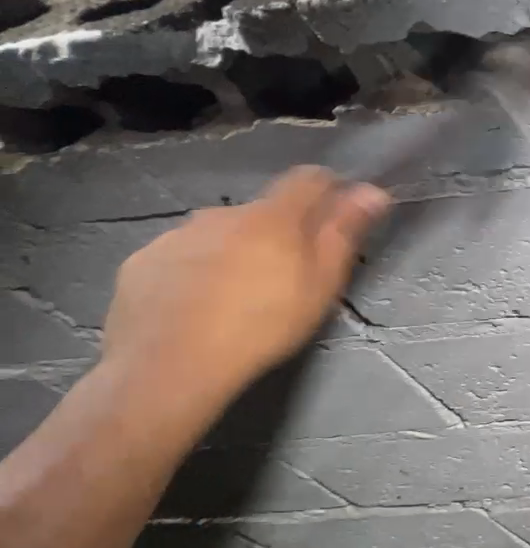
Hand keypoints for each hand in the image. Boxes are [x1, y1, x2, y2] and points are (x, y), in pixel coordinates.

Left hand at [100, 167, 390, 404]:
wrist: (167, 368)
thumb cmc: (263, 324)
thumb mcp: (323, 282)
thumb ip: (345, 230)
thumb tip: (372, 190)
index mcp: (273, 216)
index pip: (310, 178)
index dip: (330, 189)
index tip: (339, 216)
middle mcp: (223, 214)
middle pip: (265, 209)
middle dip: (281, 229)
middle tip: (289, 270)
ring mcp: (176, 236)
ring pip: (222, 231)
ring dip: (238, 247)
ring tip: (240, 290)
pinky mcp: (140, 262)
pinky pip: (183, 252)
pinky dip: (198, 266)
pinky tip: (200, 301)